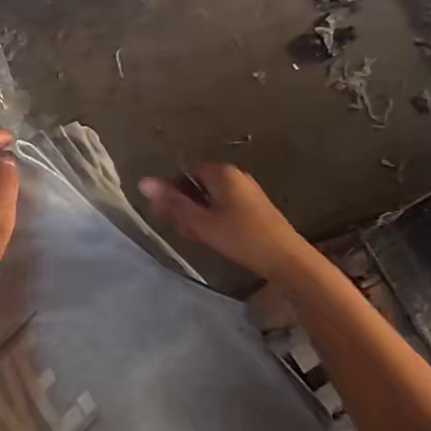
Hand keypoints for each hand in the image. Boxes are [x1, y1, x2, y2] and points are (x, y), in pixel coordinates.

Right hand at [138, 163, 312, 279]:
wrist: (286, 259)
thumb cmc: (241, 238)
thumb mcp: (201, 223)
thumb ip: (172, 202)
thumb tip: (144, 182)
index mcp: (222, 172)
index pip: (183, 171)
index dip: (171, 191)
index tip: (169, 215)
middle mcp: (234, 175)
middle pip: (196, 184)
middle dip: (185, 206)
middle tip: (183, 229)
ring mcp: (245, 191)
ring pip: (209, 198)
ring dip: (198, 216)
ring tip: (198, 237)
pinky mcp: (252, 206)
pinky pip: (222, 206)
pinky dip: (213, 219)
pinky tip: (213, 238)